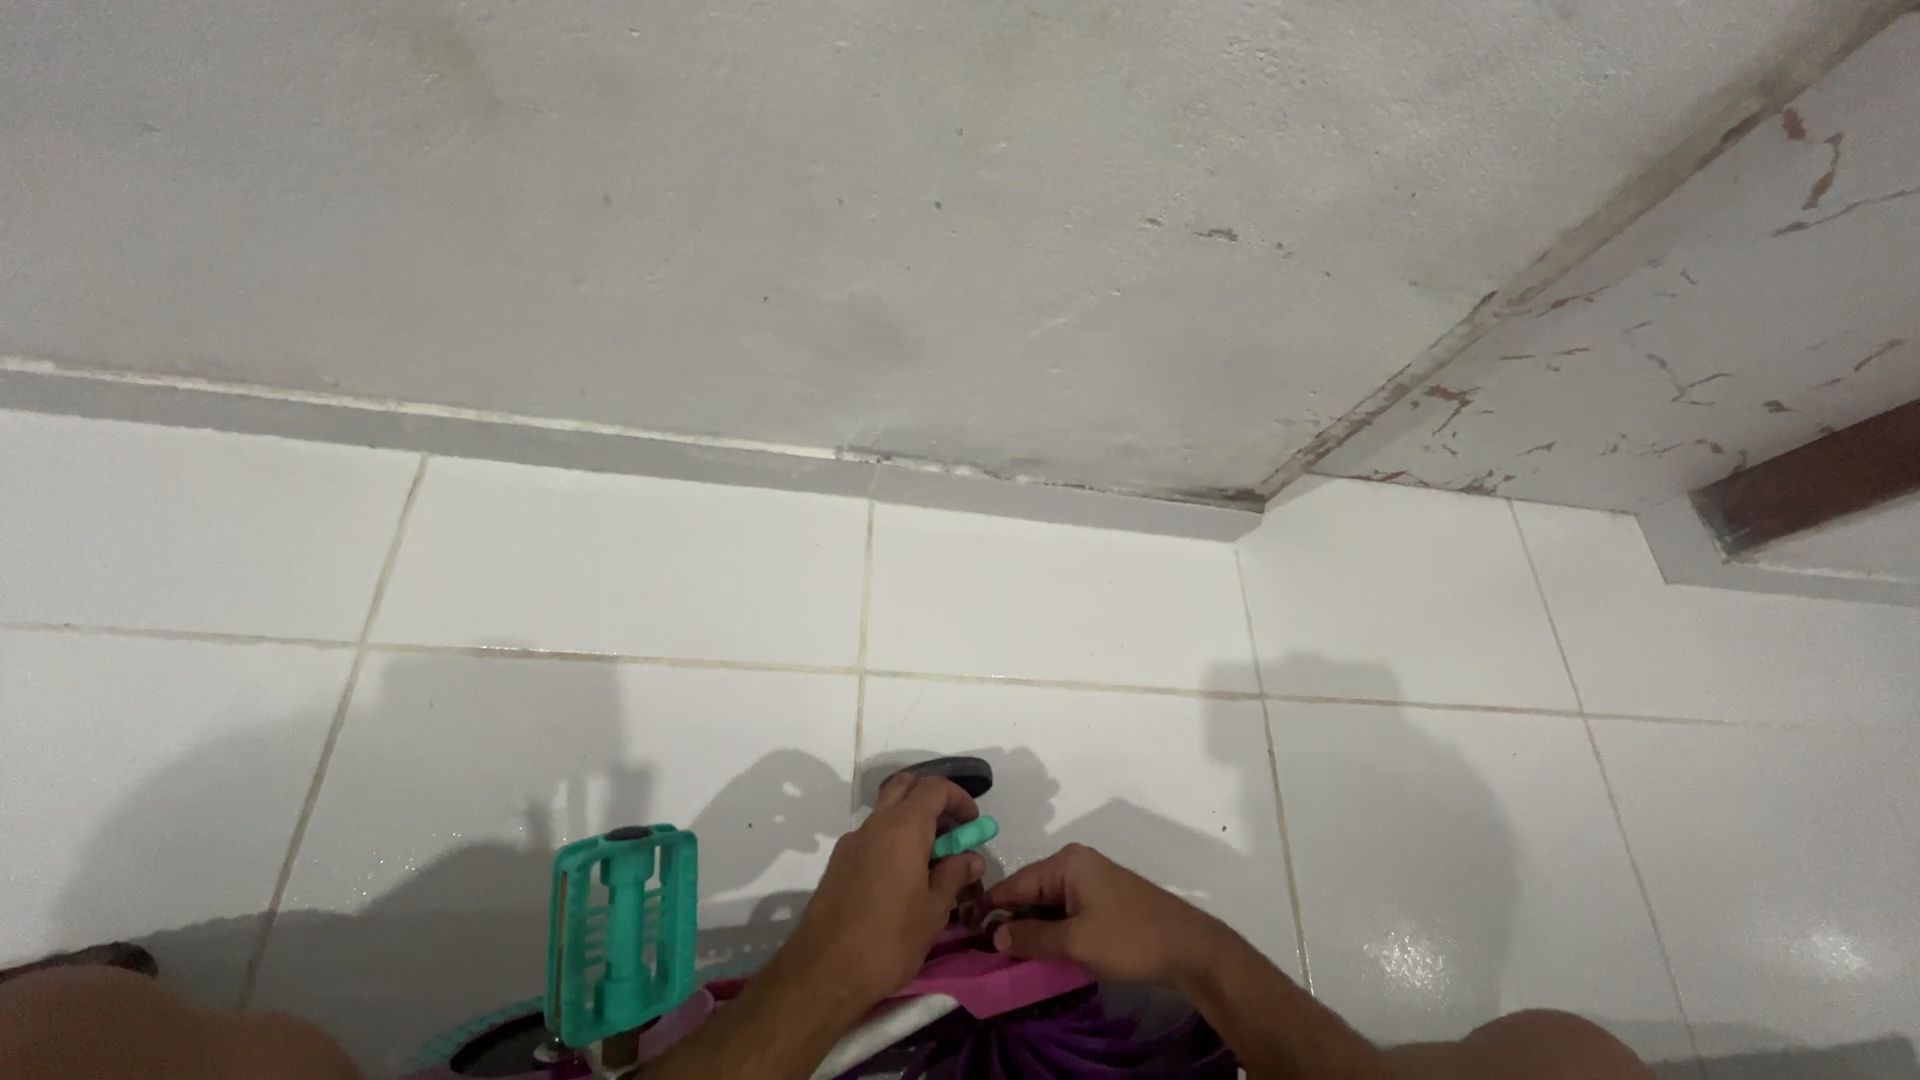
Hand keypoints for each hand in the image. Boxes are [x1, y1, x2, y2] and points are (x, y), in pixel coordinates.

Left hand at [779, 773, 986, 1008]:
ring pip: (886, 812)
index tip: (972, 824)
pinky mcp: (838, 863)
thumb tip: (972, 858)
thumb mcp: (934, 911)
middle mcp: (875, 825)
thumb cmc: (889, 940)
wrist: (824, 973)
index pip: (934, 787)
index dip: (958, 798)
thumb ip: (954, 876)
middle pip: (905, 787)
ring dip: (911, 823)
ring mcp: (852, 842)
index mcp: (903, 828)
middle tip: (950, 832)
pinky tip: (901, 881)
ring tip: (931, 863)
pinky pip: (871, 837)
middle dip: (932, 800)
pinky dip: (892, 842)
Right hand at [985, 843, 1223, 983]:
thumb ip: (1033, 938)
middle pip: (1032, 890)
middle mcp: (1077, 863)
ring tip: (1008, 951)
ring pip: (1049, 902)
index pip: (1018, 882)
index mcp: (1068, 862)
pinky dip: (1052, 926)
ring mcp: (1093, 880)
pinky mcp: (1104, 899)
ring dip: (1032, 925)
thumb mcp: (1076, 941)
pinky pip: (1066, 909)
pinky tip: (1041, 947)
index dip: (992, 904)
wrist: (1189, 948)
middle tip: (985, 945)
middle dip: (1011, 916)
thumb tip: (996, 937)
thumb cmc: (1129, 938)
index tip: (967, 925)